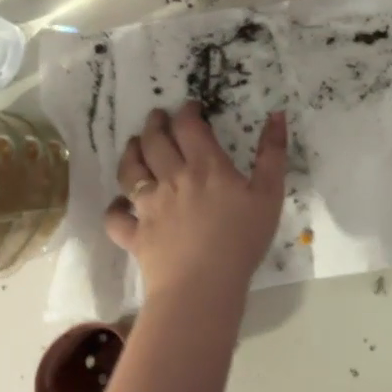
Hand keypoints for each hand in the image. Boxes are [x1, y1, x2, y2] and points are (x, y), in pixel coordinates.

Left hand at [105, 102, 287, 302]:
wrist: (201, 286)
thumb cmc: (241, 238)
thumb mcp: (269, 192)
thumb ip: (272, 152)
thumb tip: (276, 114)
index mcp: (206, 166)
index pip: (189, 127)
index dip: (187, 112)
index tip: (191, 105)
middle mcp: (173, 179)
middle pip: (156, 143)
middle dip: (155, 124)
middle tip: (157, 115)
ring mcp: (149, 208)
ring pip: (131, 172)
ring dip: (131, 153)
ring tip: (134, 144)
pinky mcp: (135, 236)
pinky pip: (116, 218)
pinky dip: (115, 208)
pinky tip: (120, 203)